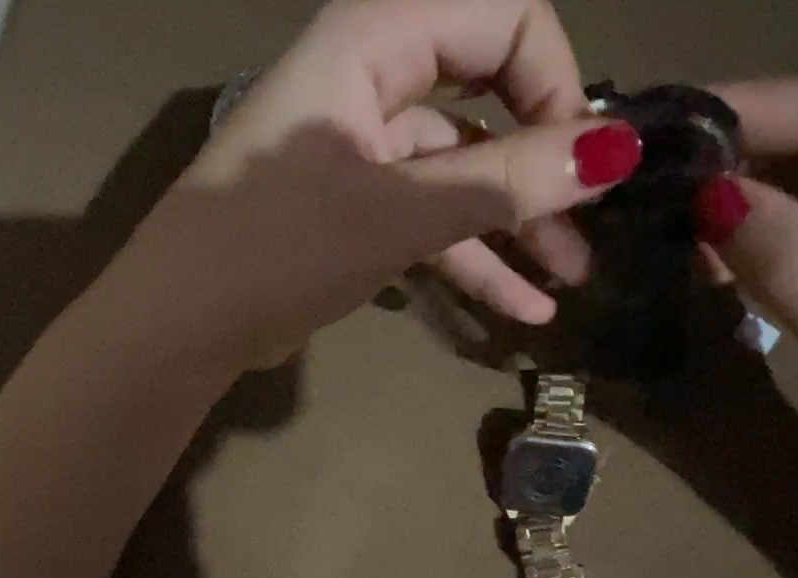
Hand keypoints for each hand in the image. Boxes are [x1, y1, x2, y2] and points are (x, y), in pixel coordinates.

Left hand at [78, 0, 644, 373]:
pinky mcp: (356, 210)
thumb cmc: (275, 250)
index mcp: (372, 40)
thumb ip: (504, 180)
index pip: (501, 18)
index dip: (553, 86)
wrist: (181, 327)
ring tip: (570, 281)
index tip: (579, 164)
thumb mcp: (395, 214)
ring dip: (517, 224)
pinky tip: (523, 309)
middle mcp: (371, 79)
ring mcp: (364, 150)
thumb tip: (617, 149)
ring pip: (463, 170)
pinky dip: (474, 259)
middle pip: (489, 96)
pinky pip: (432, 219)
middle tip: (589, 223)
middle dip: (544, 161)